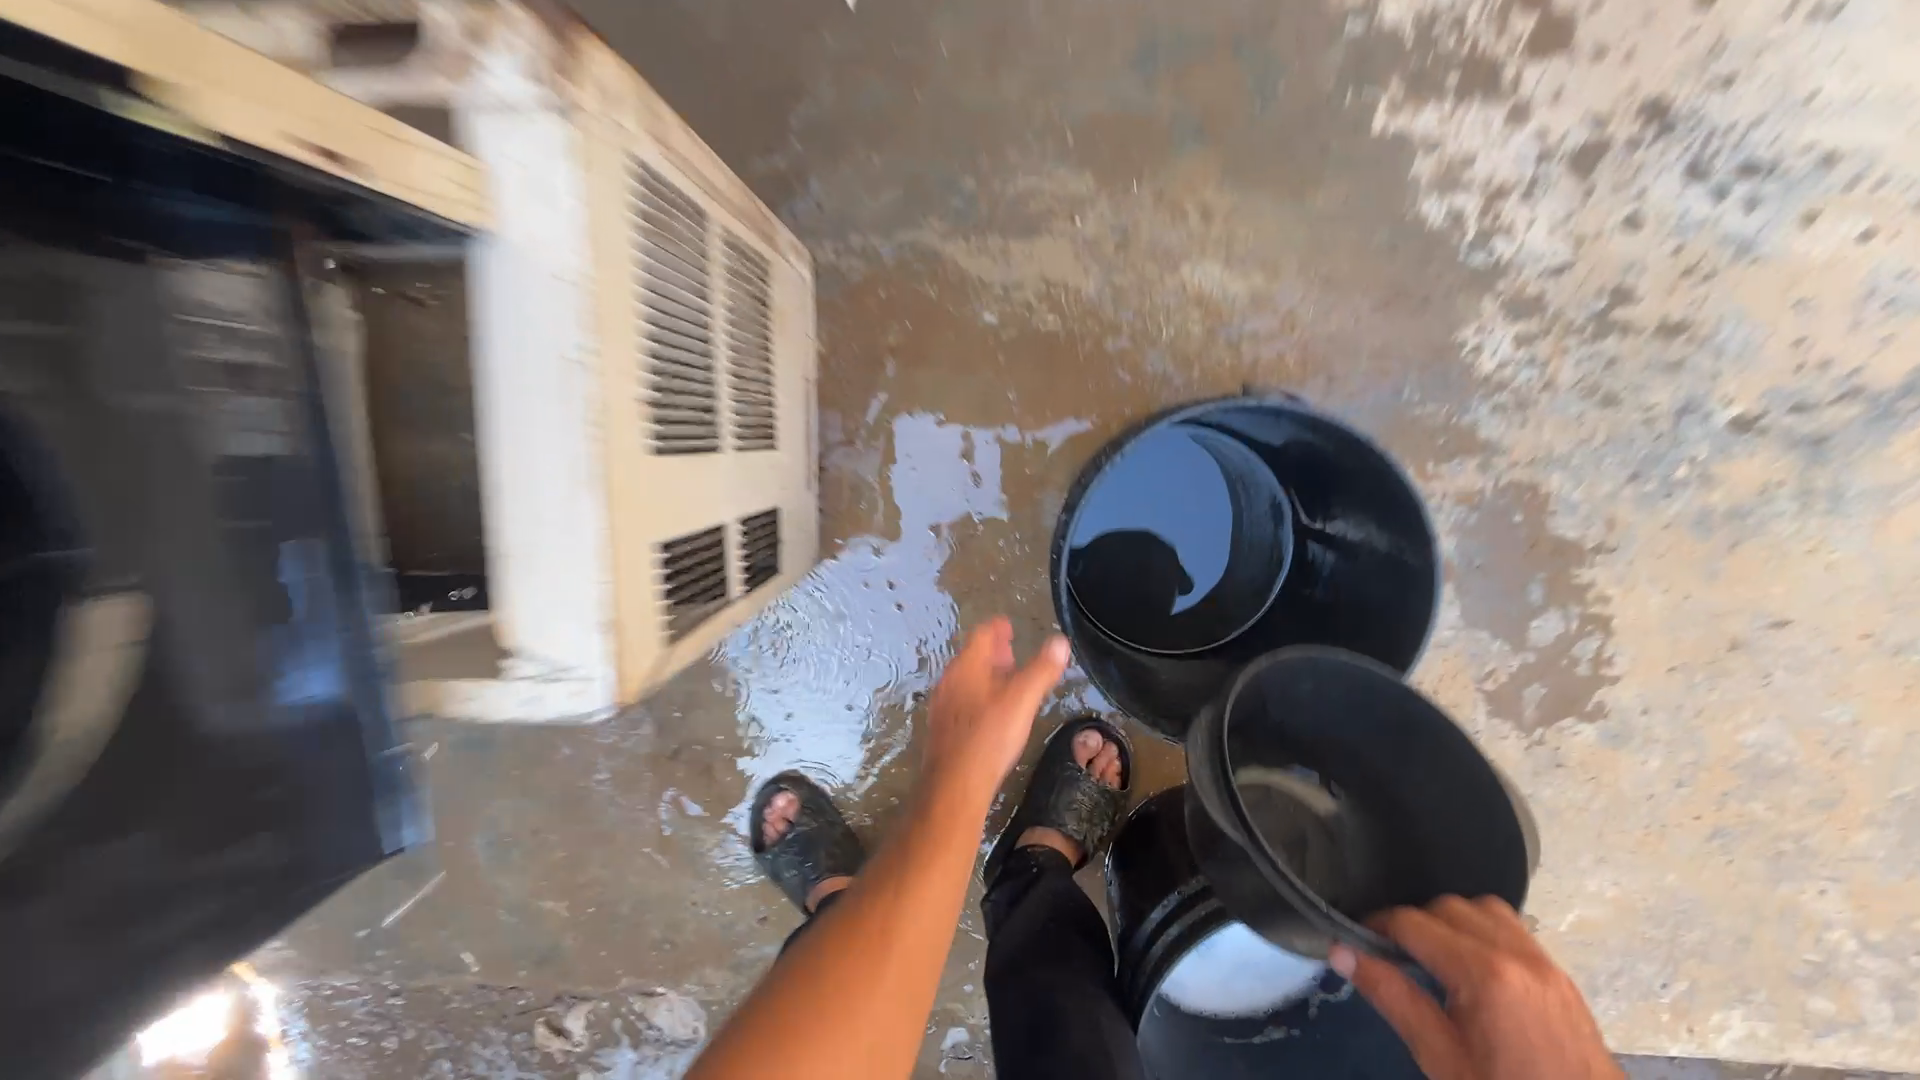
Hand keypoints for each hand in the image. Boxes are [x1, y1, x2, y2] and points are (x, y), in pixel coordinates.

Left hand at [922, 618, 1069, 798]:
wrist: (954, 784)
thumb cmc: (989, 738)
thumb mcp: (1022, 701)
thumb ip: (1042, 670)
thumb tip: (1060, 642)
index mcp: (967, 667)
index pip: (981, 635)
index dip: (997, 628)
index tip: (1008, 625)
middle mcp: (949, 681)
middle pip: (972, 657)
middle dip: (993, 652)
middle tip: (1010, 650)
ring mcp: (942, 706)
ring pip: (966, 680)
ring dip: (985, 675)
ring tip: (1004, 679)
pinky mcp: (942, 729)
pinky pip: (961, 701)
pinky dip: (978, 696)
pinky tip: (990, 712)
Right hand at [1330, 896, 1620, 1079]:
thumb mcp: (1440, 1057)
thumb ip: (1390, 996)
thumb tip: (1340, 952)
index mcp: (1484, 974)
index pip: (1412, 923)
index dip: (1377, 925)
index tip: (1357, 941)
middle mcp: (1517, 954)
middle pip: (1447, 907)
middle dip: (1414, 923)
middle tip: (1394, 956)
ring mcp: (1546, 963)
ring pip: (1483, 909)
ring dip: (1452, 921)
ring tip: (1436, 958)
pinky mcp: (1562, 977)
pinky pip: (1514, 930)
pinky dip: (1484, 932)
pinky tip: (1474, 967)